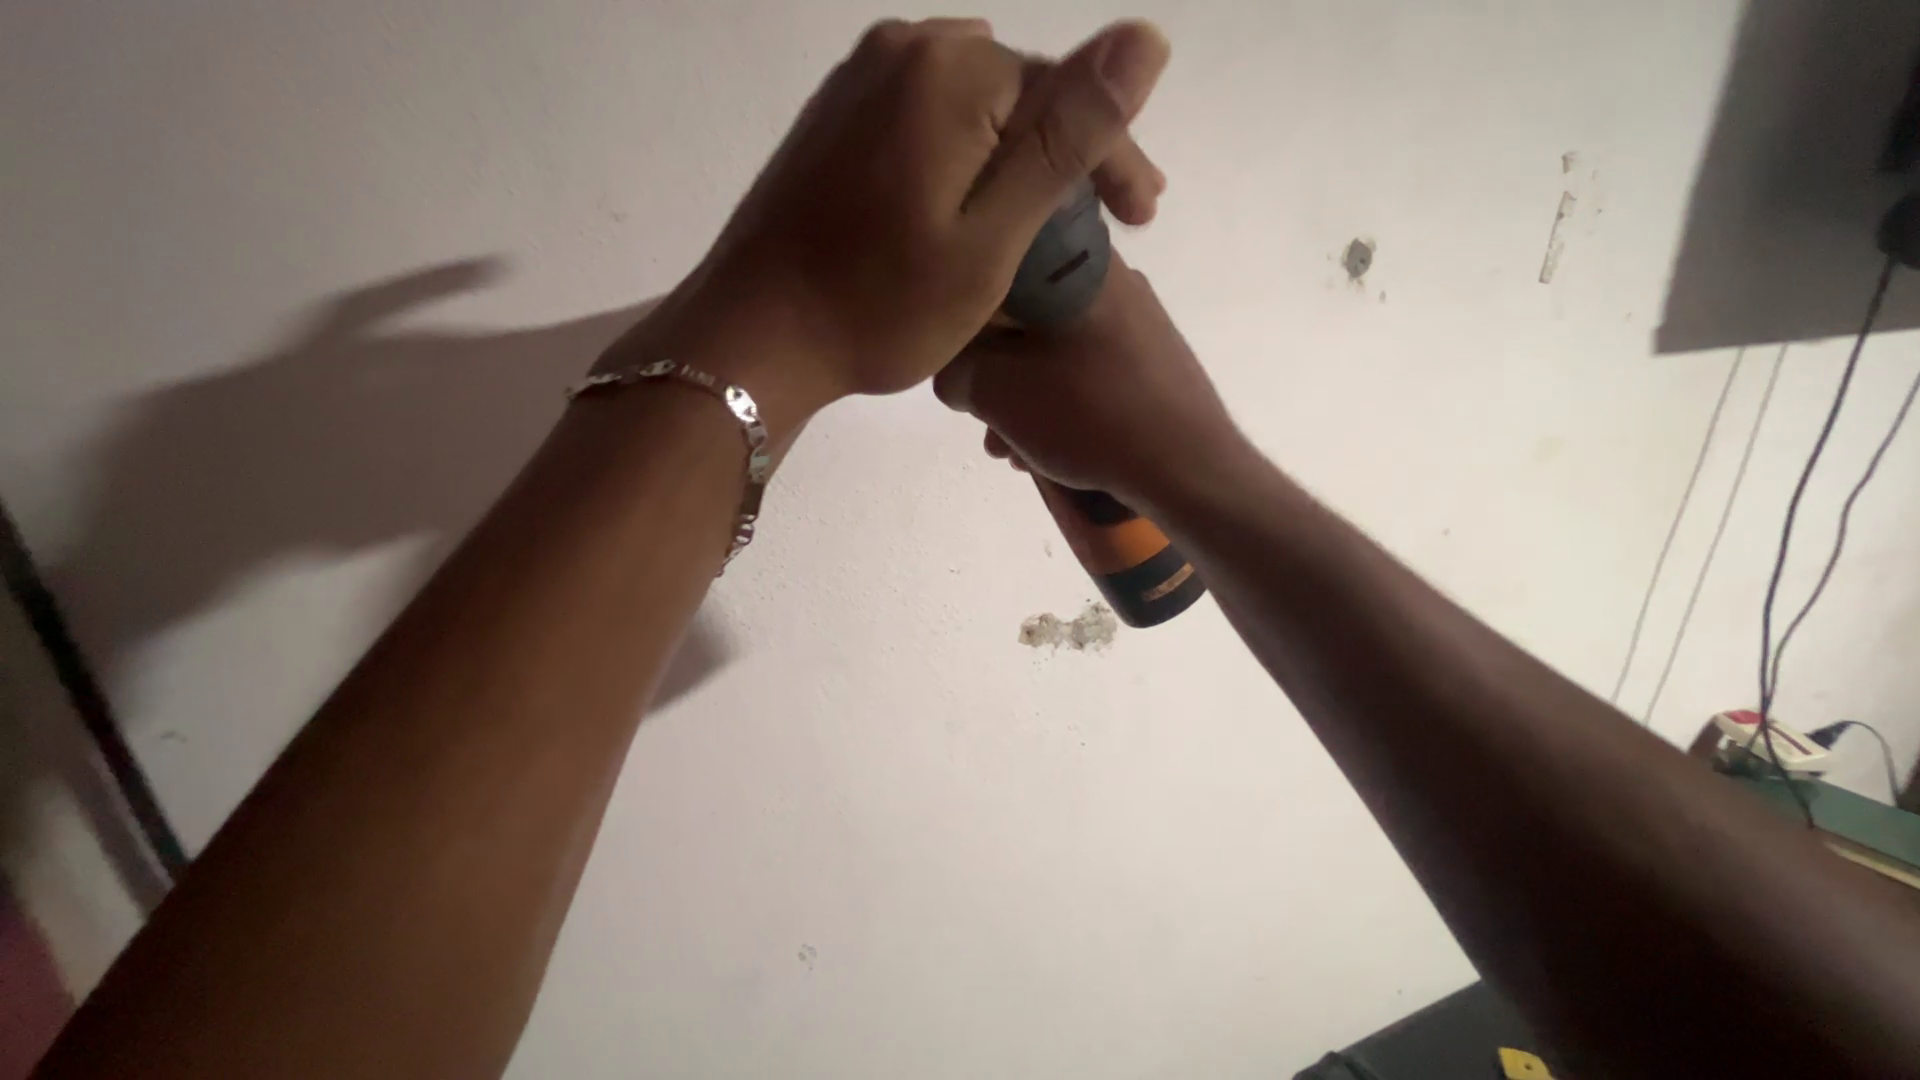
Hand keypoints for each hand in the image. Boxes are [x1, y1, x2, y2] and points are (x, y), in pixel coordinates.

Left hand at [597, 18, 1170, 434]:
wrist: (756, 336)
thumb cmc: (880, 306)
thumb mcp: (992, 236)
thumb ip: (1066, 137)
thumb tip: (1145, 37)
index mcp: (951, 73)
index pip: (1065, 94)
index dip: (1114, 156)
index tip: (1142, 218)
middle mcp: (903, 50)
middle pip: (1018, 94)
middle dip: (1066, 154)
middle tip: (1107, 222)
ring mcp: (859, 80)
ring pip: (973, 106)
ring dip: (1015, 154)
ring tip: (1047, 217)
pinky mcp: (834, 116)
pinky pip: (924, 119)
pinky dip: (962, 156)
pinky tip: (974, 198)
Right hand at [933, 258, 1245, 505]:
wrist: (1188, 464)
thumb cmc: (1087, 414)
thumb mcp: (995, 392)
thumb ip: (954, 370)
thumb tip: (955, 371)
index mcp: (1070, 261)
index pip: (993, 270)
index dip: (961, 321)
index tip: (955, 368)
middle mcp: (1108, 275)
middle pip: (1023, 316)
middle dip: (993, 374)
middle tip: (984, 425)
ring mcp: (1136, 316)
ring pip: (1053, 349)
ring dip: (1023, 398)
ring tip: (1014, 451)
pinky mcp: (1152, 356)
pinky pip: (1086, 367)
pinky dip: (1059, 400)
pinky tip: (1050, 449)